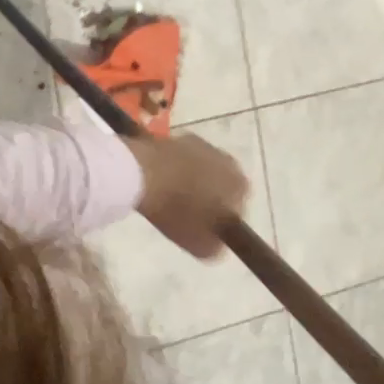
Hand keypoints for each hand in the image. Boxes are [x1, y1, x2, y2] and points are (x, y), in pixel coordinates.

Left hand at [126, 133, 248, 259]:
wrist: (142, 172)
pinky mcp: (180, 137)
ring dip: (192, 183)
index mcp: (240, 186)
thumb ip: (216, 247)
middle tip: (187, 215)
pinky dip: (177, 169)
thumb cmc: (177, 211)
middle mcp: (228, 161)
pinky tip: (161, 182)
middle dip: (209, 199)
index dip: (221, 223)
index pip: (238, 211)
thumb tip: (216, 242)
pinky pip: (184, 160)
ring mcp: (204, 145)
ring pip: (203, 171)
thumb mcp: (201, 246)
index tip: (204, 231)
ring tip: (170, 199)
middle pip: (222, 187)